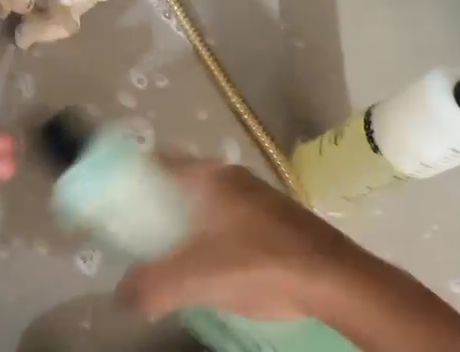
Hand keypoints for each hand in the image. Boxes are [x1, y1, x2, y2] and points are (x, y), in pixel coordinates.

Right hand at [117, 160, 364, 321]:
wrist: (341, 282)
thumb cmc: (261, 266)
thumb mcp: (198, 280)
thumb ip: (154, 285)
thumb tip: (121, 296)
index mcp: (206, 176)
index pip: (156, 163)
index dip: (133, 179)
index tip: (118, 202)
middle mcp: (230, 174)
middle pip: (183, 181)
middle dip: (163, 202)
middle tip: (146, 231)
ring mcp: (260, 193)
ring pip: (212, 198)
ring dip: (194, 218)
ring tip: (181, 250)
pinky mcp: (282, 216)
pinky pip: (236, 214)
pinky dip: (221, 230)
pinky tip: (223, 260)